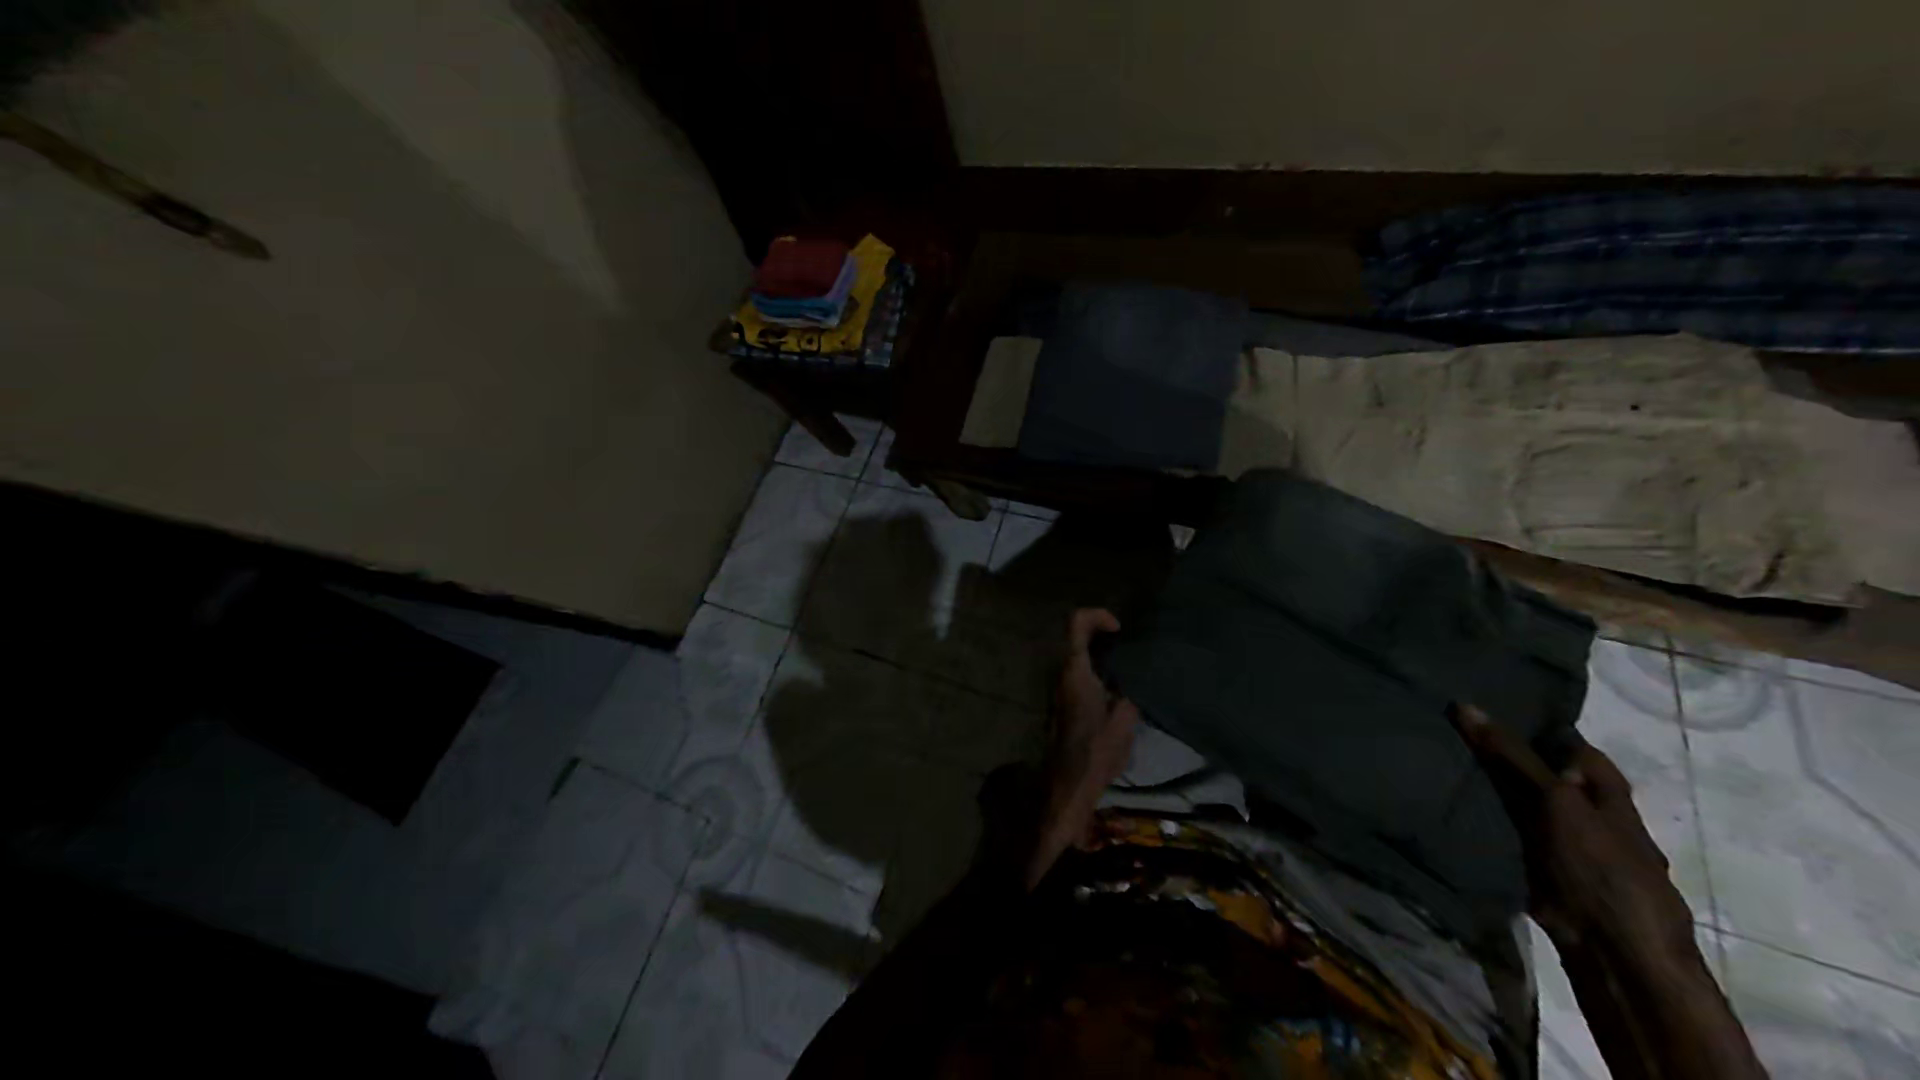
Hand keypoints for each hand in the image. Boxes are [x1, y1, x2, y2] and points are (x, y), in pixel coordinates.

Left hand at [1027, 609, 1138, 886]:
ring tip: (1134, 669)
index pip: (1076, 623)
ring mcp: (1061, 689)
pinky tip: (1123, 690)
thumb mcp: (1126, 718)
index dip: (1098, 616)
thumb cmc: (1097, 750)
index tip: (1120, 630)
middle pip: (1079, 638)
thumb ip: (1133, 689)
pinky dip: (1100, 672)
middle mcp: (1063, 674)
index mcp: (1076, 671)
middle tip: (1134, 649)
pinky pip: (1082, 675)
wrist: (1070, 785)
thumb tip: (1142, 671)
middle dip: (1106, 636)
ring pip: (1080, 657)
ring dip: (1104, 656)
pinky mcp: (1066, 703)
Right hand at [1452, 704, 1695, 958]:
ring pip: (1515, 798)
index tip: (1480, 701)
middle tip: (1444, 725)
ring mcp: (1560, 838)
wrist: (1613, 947)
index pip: (1562, 740)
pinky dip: (1480, 816)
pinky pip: (1502, 828)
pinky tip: (1443, 800)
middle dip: (1498, 751)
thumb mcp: (1556, 800)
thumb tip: (1464, 705)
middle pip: (1535, 769)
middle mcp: (1584, 808)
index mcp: (1603, 787)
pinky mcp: (1536, 863)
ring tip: (1434, 756)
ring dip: (1484, 784)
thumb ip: (1512, 755)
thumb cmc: (1599, 865)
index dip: (1527, 721)